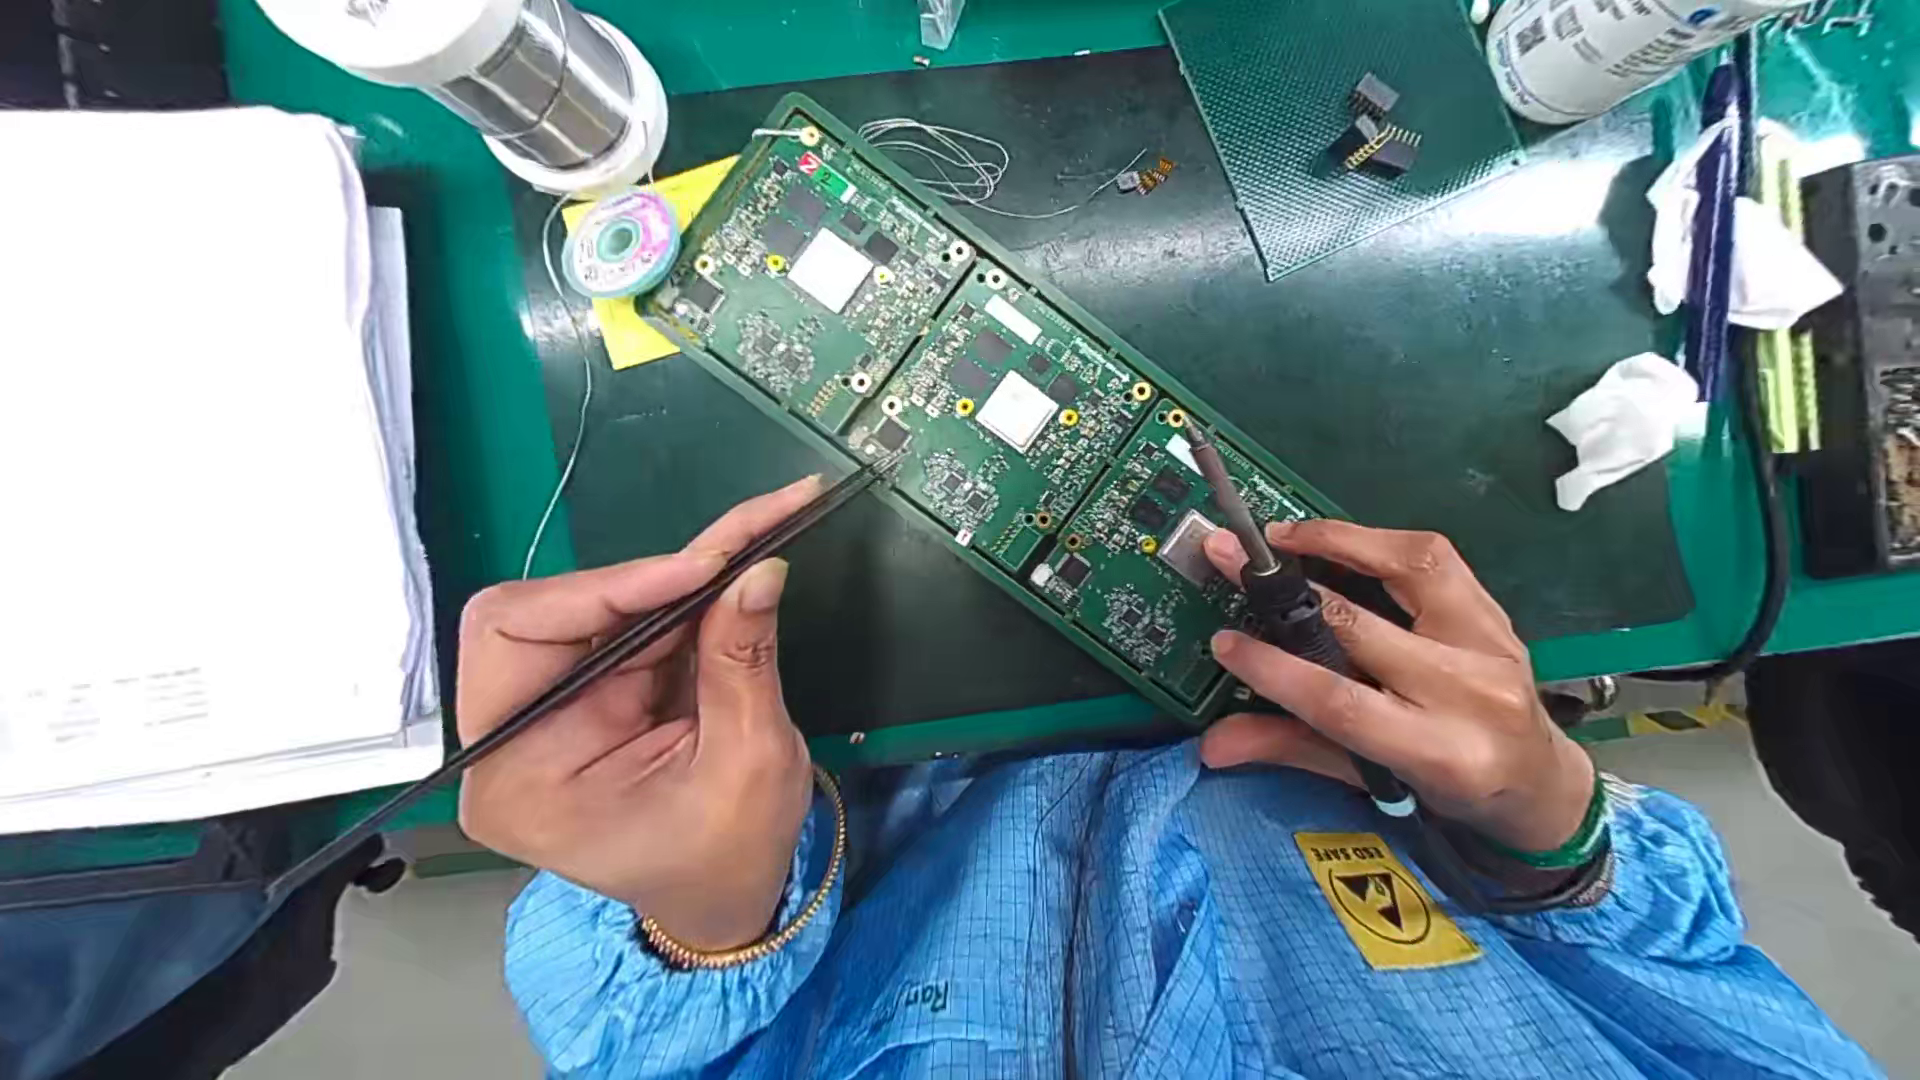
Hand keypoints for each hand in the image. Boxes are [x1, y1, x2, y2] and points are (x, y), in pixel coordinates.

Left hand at [456, 477, 821, 949]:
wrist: (732, 891)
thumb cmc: (732, 852)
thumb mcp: (749, 760)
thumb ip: (743, 660)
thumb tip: (760, 568)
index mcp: (522, 771)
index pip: (518, 636)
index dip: (609, 588)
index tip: (705, 567)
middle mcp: (525, 728)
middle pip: (569, 605)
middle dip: (666, 572)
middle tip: (753, 535)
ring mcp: (570, 702)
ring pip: (620, 601)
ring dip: (697, 567)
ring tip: (771, 524)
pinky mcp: (613, 686)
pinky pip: (652, 616)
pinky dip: (704, 588)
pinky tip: (749, 556)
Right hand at [1200, 521, 1594, 853]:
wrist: (1539, 781)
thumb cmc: (1442, 786)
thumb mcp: (1362, 777)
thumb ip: (1286, 748)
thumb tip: (1210, 746)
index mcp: (1434, 750)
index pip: (1339, 700)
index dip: (1273, 668)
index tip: (1223, 641)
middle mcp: (1469, 693)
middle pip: (1361, 627)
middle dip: (1284, 589)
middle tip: (1230, 557)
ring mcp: (1491, 645)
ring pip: (1412, 568)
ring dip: (1337, 541)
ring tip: (1282, 535)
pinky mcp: (1495, 613)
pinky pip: (1432, 557)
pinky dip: (1371, 538)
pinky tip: (1328, 539)